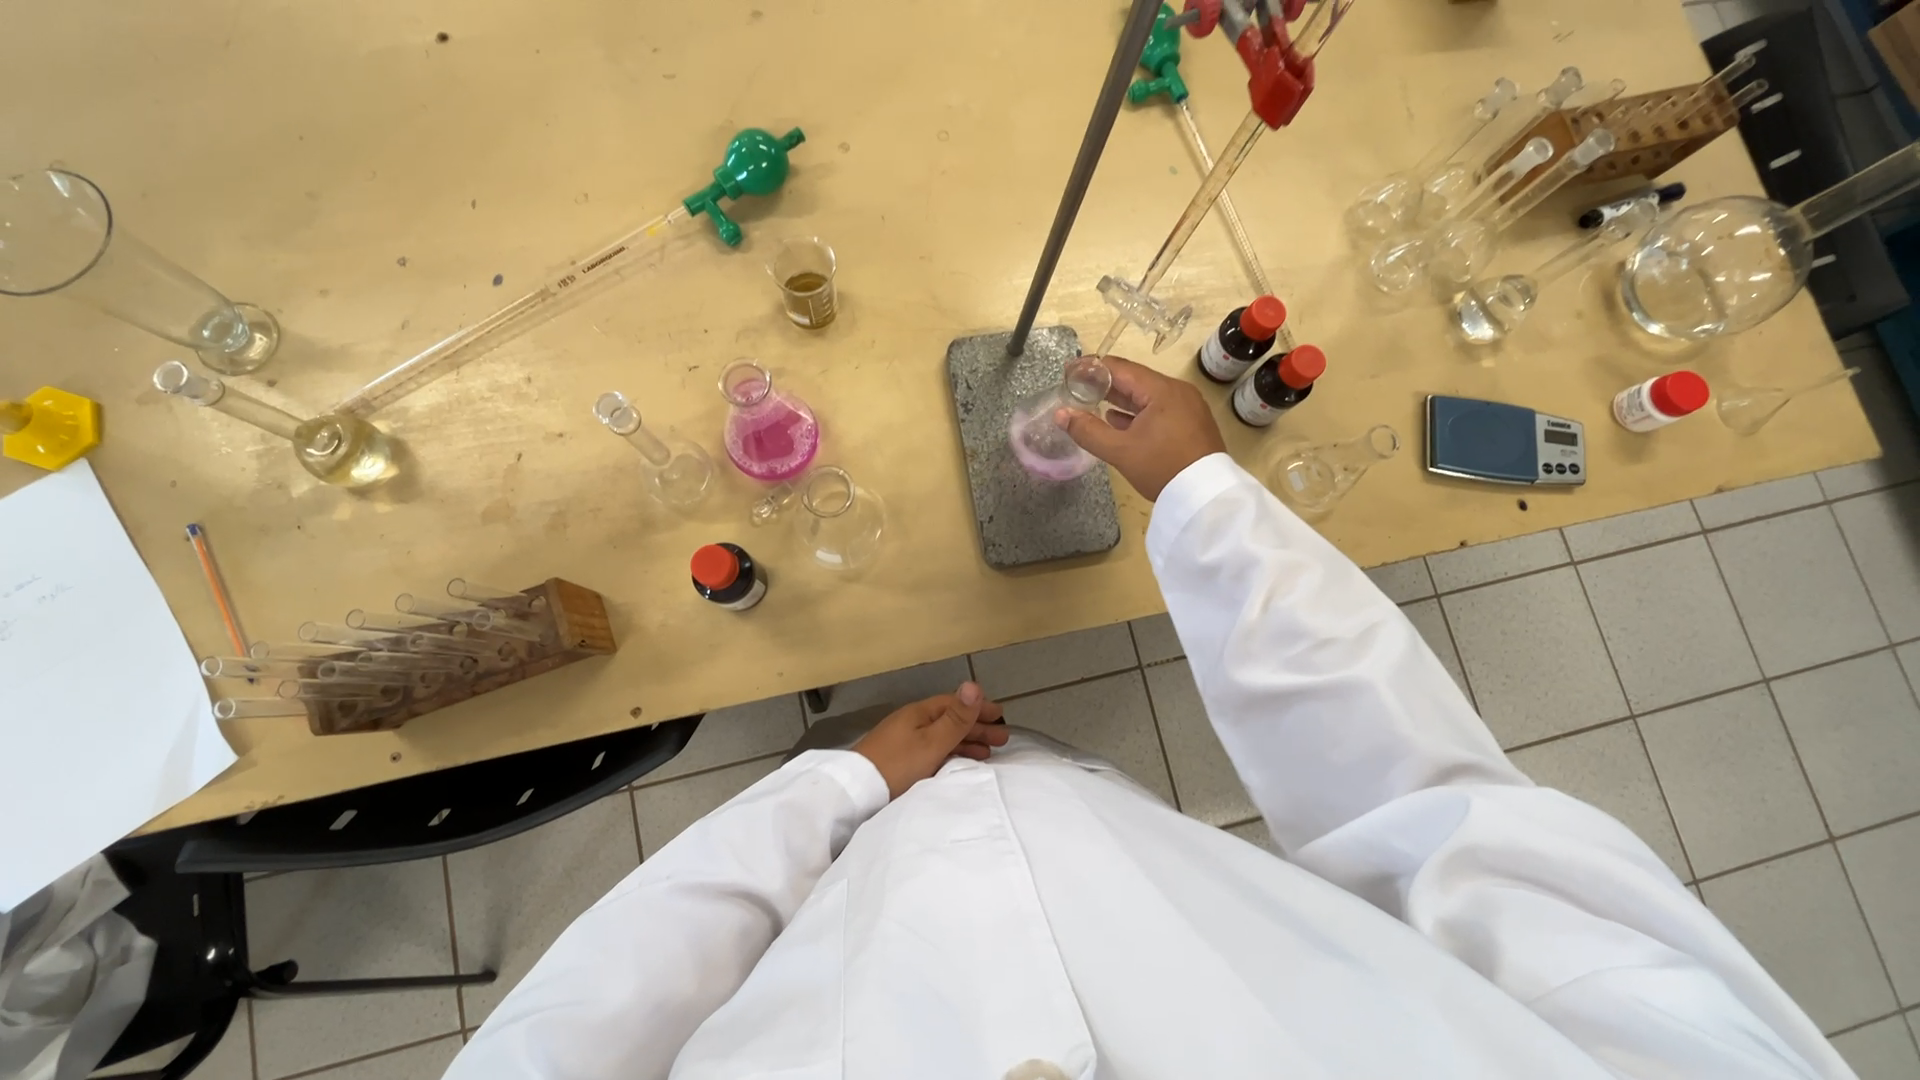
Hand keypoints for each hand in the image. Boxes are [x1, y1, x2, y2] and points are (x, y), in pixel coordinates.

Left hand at [852, 682, 1009, 798]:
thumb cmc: (898, 764)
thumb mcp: (932, 742)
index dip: (977, 708)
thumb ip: (956, 718)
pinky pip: (934, 751)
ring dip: (966, 742)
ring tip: (987, 754)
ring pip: (942, 737)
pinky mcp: (900, 761)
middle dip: (976, 727)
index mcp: (918, 713)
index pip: (953, 703)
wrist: (856, 793)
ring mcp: (904, 742)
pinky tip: (958, 764)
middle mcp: (911, 723)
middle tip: (1002, 738)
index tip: (1001, 716)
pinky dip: (951, 754)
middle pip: (949, 720)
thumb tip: (974, 684)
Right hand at [1055, 356, 1225, 500]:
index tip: (1069, 371)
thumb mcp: (1120, 451)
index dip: (1092, 368)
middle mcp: (1177, 391)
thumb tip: (1061, 414)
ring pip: (1146, 396)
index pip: (1120, 368)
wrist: (1205, 498)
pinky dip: (1136, 412)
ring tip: (1091, 403)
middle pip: (1134, 380)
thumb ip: (1088, 431)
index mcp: (1162, 390)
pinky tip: (1118, 421)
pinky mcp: (1190, 424)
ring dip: (1119, 400)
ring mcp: (1187, 407)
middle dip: (1104, 384)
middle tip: (1076, 388)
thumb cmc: (1162, 468)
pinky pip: (1158, 409)